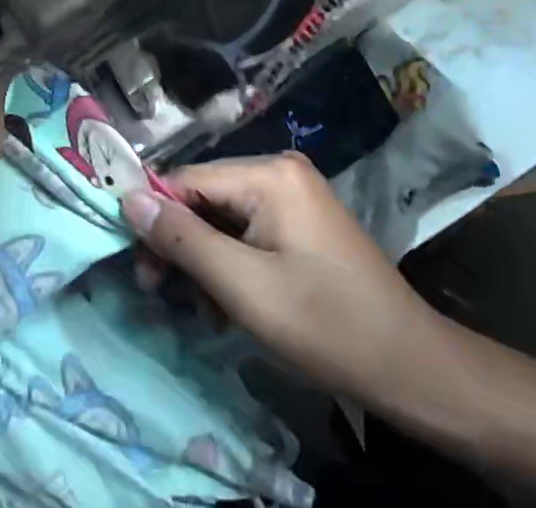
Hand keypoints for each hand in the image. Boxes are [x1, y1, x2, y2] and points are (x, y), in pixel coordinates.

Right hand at [120, 151, 444, 408]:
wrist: (407, 363)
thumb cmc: (323, 324)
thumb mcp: (242, 286)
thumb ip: (182, 239)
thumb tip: (128, 197)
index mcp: (269, 173)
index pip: (186, 180)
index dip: (154, 220)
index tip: (138, 271)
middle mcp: (280, 171)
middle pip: (204, 197)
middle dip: (179, 245)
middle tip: (160, 295)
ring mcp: (294, 195)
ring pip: (222, 218)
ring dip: (202, 261)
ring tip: (201, 311)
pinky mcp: (300, 222)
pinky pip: (247, 231)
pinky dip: (229, 264)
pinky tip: (226, 304)